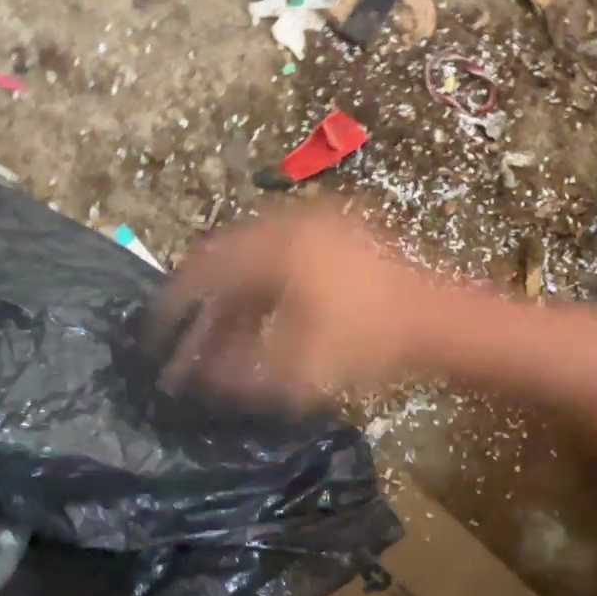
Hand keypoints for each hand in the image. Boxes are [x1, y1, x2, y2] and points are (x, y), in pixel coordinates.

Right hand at [154, 206, 444, 409]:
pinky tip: (267, 316)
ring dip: (236, 295)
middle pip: (226, 258)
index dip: (175, 304)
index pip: (202, 269)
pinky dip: (266, 283)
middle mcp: (288, 222)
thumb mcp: (297, 369)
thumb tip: (193, 374)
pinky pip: (283, 252)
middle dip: (206, 302)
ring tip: (229, 335)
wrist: (438, 321)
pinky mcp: (338, 230)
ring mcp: (317, 221)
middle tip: (193, 337)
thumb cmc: (369, 345)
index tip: (157, 332)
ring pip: (255, 255)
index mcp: (272, 247)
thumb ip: (236, 372)